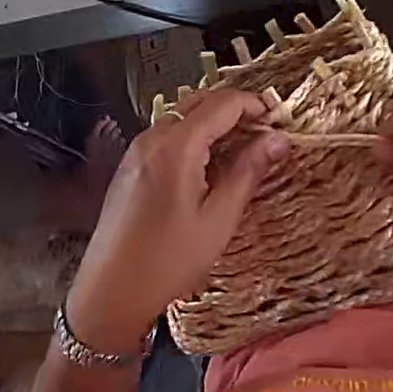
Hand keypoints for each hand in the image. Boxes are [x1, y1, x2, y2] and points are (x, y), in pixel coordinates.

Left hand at [65, 90, 288, 354]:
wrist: (111, 290)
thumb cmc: (168, 261)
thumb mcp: (218, 219)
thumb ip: (248, 171)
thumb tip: (278, 140)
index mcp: (176, 146)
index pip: (223, 103)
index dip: (256, 104)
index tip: (281, 119)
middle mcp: (153, 137)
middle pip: (201, 101)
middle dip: (237, 110)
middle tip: (266, 134)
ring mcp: (137, 149)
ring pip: (183, 116)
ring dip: (216, 123)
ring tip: (244, 151)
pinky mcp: (131, 164)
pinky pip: (168, 135)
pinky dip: (195, 137)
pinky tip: (210, 166)